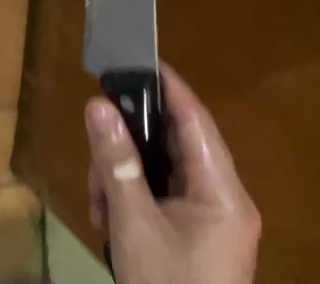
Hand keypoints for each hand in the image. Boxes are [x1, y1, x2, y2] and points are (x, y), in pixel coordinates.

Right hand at [86, 66, 259, 283]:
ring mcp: (213, 219)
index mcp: (223, 194)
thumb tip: (97, 103)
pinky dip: (131, 197)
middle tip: (95, 157)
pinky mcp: (198, 234)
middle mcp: (225, 200)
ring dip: (122, 176)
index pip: (196, 122)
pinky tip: (108, 217)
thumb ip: (116, 162)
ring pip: (161, 171)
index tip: (139, 58)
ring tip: (99, 204)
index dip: (170, 88)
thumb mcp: (133, 222)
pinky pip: (161, 195)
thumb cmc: (168, 283)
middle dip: (127, 146)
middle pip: (173, 145)